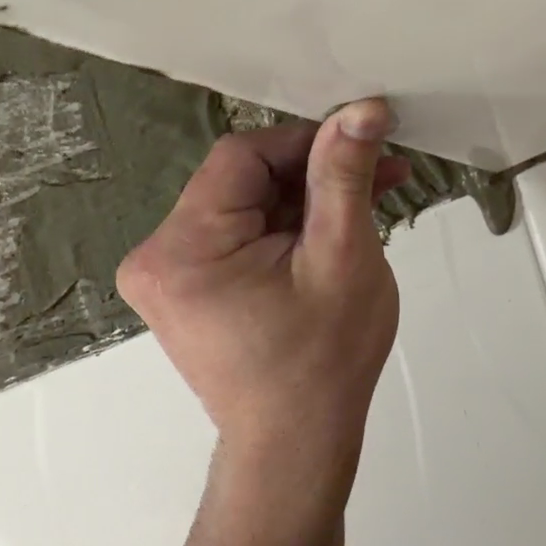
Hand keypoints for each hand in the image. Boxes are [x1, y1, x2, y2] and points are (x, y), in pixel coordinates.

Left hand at [117, 100, 409, 454]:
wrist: (300, 439)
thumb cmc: (323, 352)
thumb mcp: (343, 253)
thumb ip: (345, 174)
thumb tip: (364, 107)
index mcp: (182, 247)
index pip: (244, 156)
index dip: (308, 142)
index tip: (366, 146)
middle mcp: (161, 255)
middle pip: (248, 178)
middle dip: (319, 171)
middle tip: (384, 170)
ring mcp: (177, 274)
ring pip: (256, 202)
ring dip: (316, 195)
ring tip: (379, 193)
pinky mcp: (199, 286)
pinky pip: (251, 230)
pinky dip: (299, 222)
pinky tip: (348, 219)